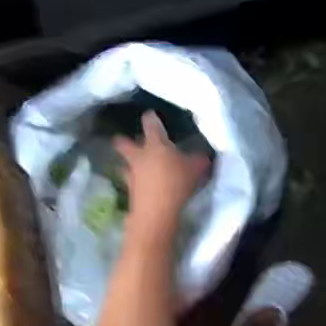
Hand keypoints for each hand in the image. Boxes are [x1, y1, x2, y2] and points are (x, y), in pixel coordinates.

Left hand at [115, 112, 209, 233]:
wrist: (156, 211)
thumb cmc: (177, 182)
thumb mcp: (195, 169)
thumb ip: (198, 160)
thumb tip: (203, 156)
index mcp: (155, 144)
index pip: (151, 125)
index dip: (151, 118)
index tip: (150, 114)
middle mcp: (139, 156)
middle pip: (124, 144)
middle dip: (123, 141)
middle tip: (122, 139)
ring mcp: (132, 174)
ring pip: (125, 164)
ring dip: (128, 164)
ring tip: (134, 167)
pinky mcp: (130, 192)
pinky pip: (131, 182)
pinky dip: (136, 182)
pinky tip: (142, 186)